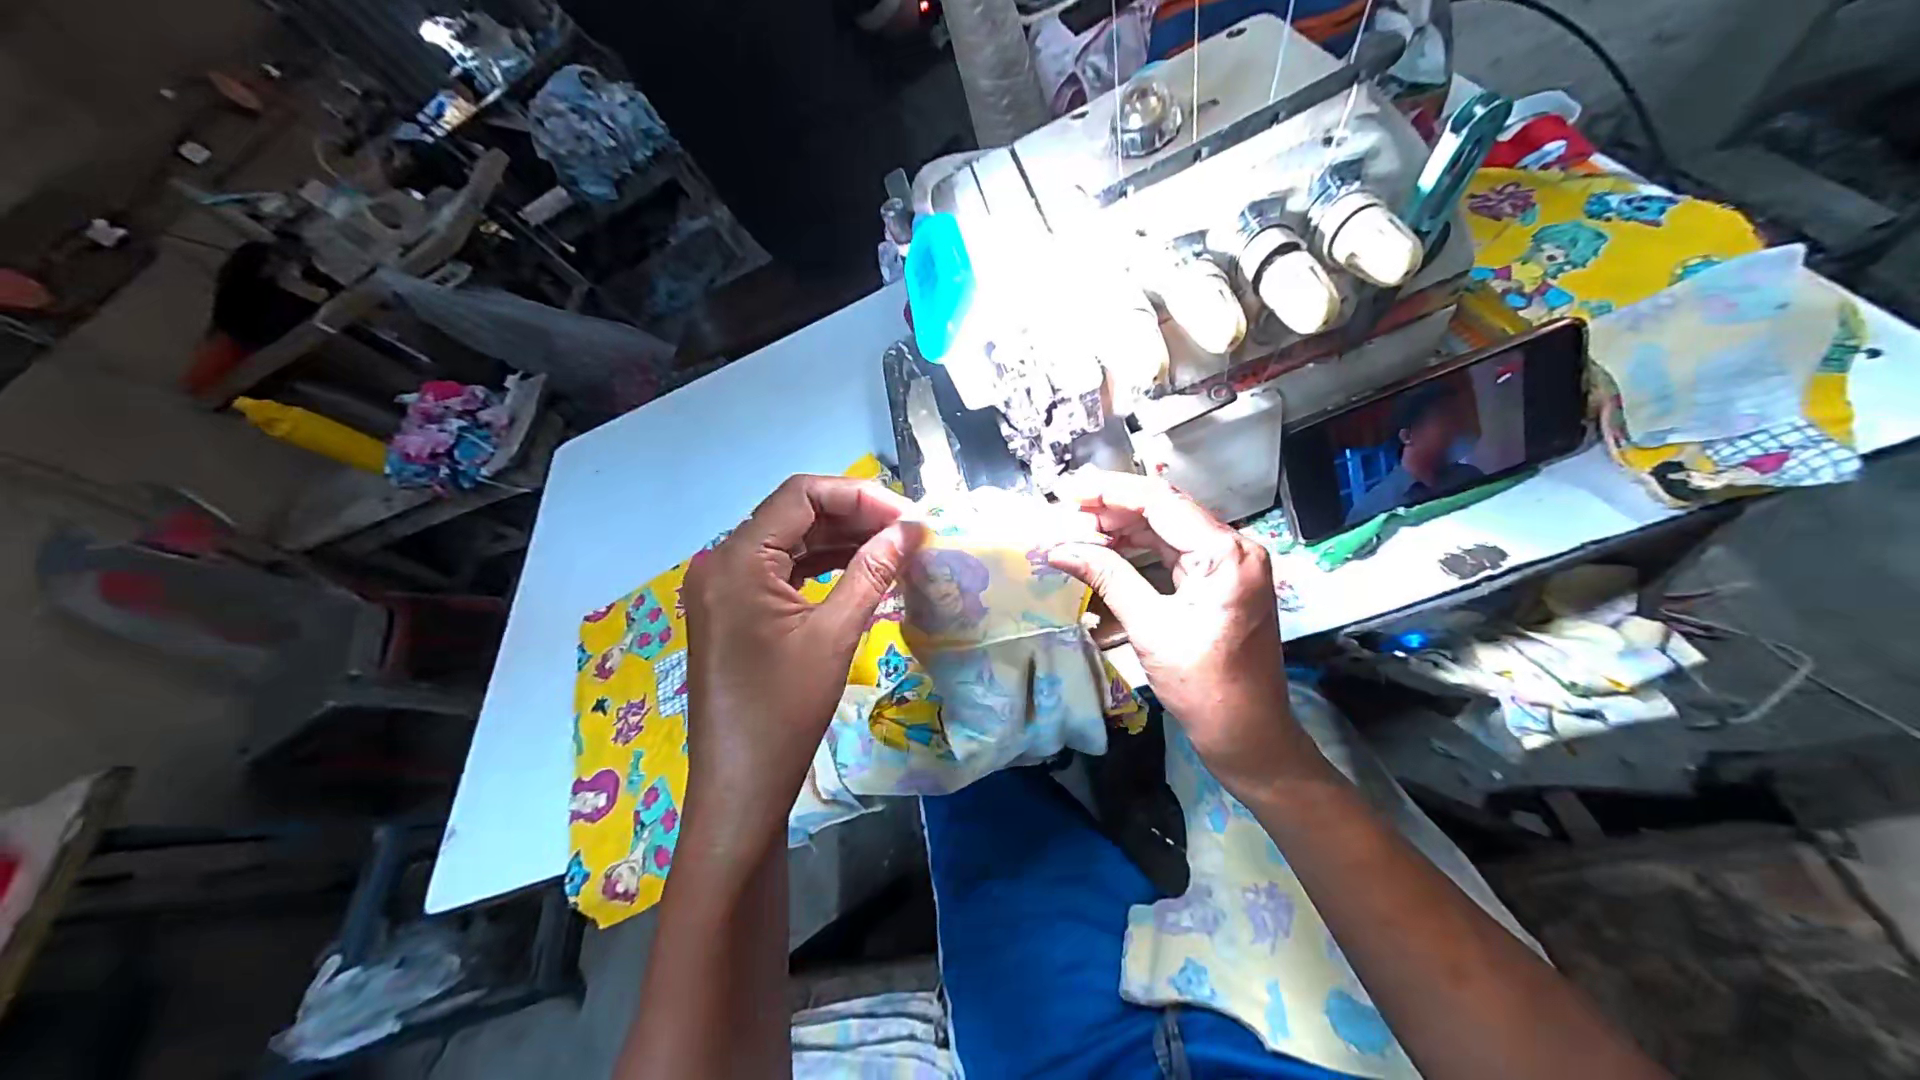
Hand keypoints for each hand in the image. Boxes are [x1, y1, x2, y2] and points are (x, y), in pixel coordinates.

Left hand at [681, 475, 910, 863]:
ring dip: (839, 539)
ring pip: (789, 542)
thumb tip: (910, 529)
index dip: (858, 496)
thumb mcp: (834, 635)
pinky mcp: (733, 611)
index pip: (800, 495)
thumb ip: (872, 571)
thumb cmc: (784, 712)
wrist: (740, 786)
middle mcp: (722, 563)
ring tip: (892, 548)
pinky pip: (780, 571)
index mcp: (738, 559)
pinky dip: (820, 565)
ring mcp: (724, 588)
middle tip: (906, 532)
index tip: (905, 516)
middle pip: (793, 514)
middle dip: (852, 516)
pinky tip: (860, 570)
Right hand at [1046, 471, 1327, 799]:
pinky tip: (1108, 549)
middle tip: (1064, 513)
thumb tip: (1058, 548)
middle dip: (1112, 509)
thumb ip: (1106, 577)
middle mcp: (1235, 547)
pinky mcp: (1222, 581)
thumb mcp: (1149, 627)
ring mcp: (1232, 563)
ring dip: (1123, 528)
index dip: (1110, 491)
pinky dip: (1141, 549)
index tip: (1068, 491)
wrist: (1248, 733)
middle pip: (1165, 510)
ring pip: (1168, 529)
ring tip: (1078, 530)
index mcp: (1226, 553)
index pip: (1161, 501)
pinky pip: (1176, 552)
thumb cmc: (1204, 686)